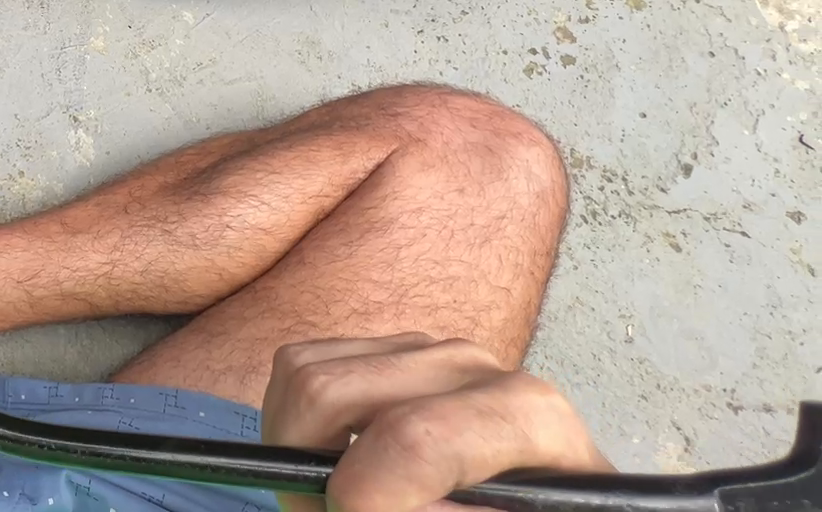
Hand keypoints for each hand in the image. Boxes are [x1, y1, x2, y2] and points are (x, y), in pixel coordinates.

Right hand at [262, 333, 613, 511]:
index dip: (365, 493)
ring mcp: (416, 346)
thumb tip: (366, 504)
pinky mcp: (377, 347)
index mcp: (530, 415)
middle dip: (303, 463)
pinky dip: (292, 417)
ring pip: (302, 373)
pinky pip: (297, 365)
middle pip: (331, 393)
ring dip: (290, 442)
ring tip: (323, 496)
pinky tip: (327, 463)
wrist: (551, 509)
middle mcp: (468, 363)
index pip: (414, 439)